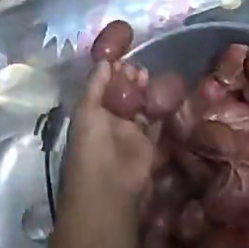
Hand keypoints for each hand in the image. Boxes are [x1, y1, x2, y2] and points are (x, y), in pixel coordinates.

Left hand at [62, 61, 156, 212]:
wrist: (110, 186)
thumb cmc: (91, 146)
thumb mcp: (86, 111)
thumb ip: (96, 85)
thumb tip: (105, 60)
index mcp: (91, 113)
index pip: (103, 87)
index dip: (112, 73)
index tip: (122, 60)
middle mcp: (110, 121)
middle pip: (122, 95)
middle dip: (130, 80)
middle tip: (137, 70)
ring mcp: (129, 133)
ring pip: (139, 106)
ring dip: (143, 91)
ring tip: (147, 76)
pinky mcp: (148, 144)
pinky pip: (154, 122)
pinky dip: (158, 108)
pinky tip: (162, 93)